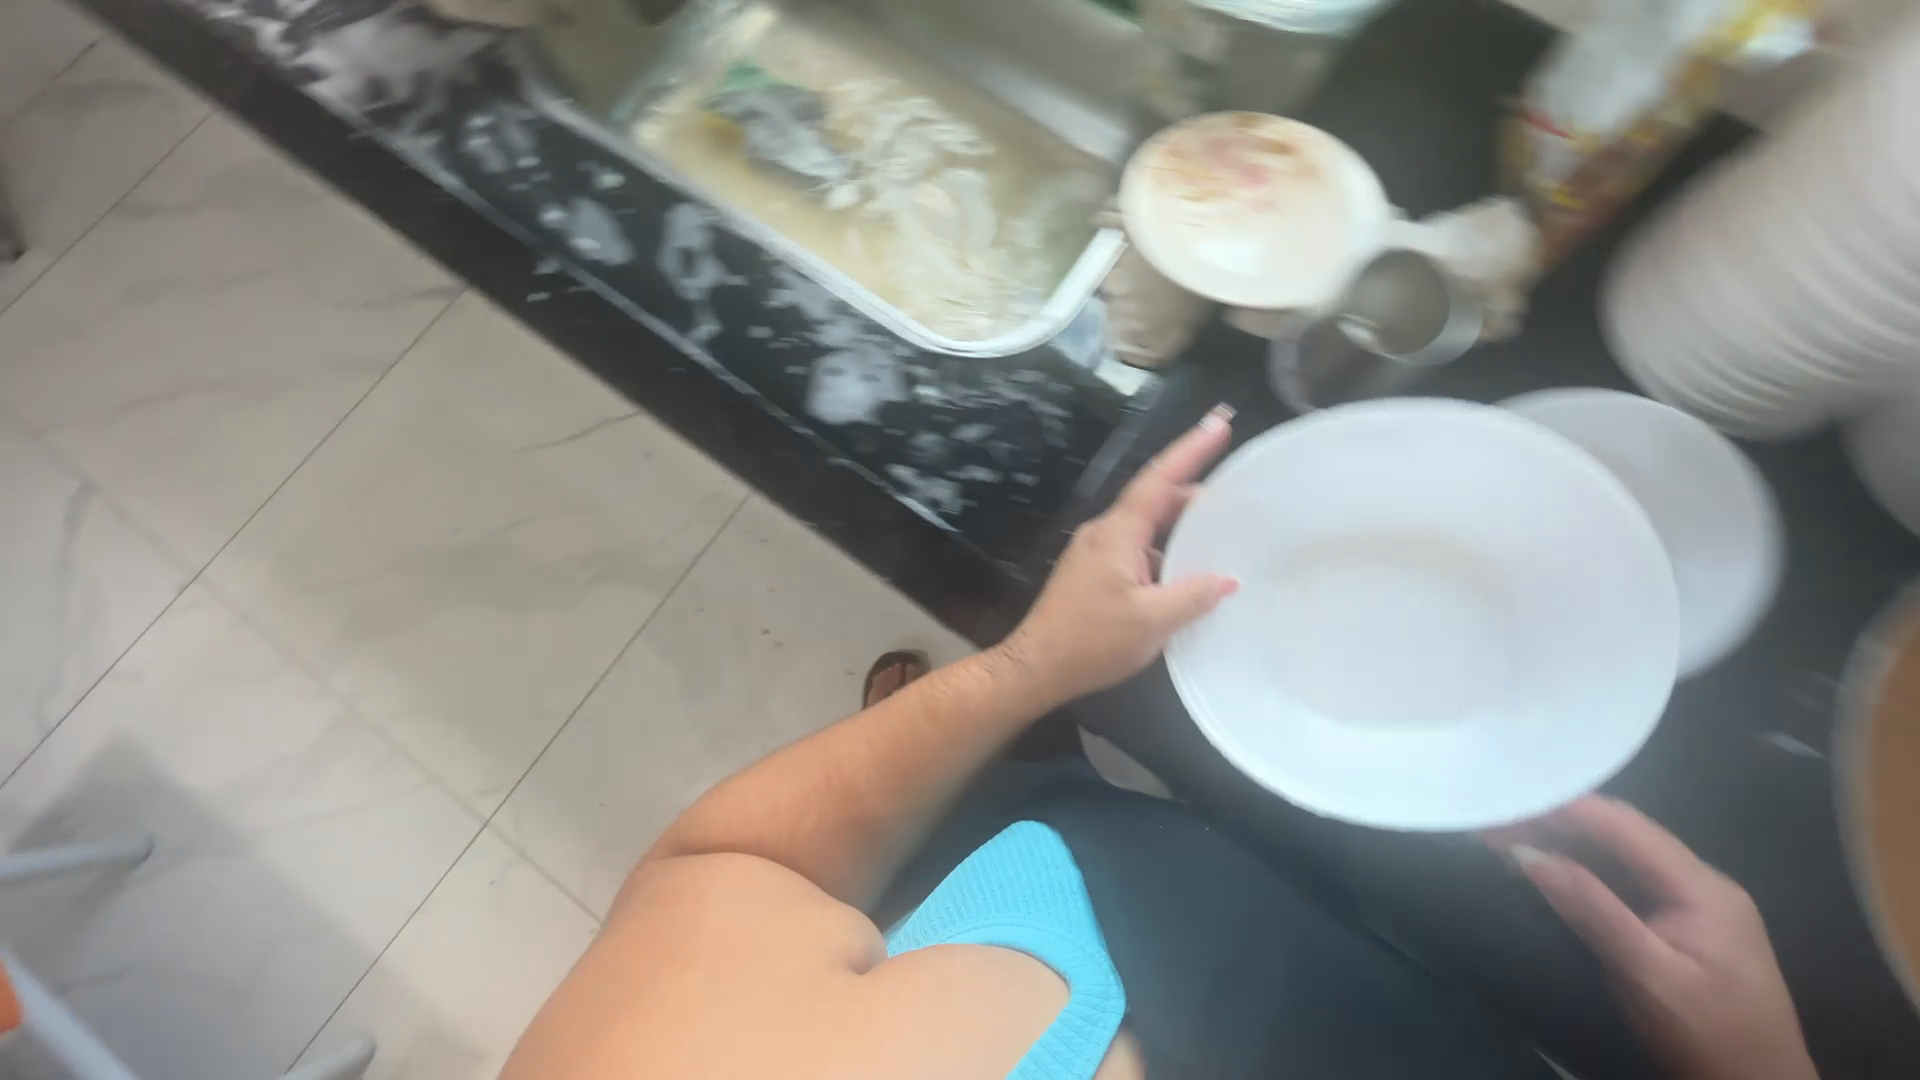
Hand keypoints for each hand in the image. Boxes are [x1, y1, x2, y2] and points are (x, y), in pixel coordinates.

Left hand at [998, 405, 1239, 705]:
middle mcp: (1105, 533)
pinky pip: (1138, 549)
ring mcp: (1096, 552)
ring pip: (1147, 527)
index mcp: (1117, 534)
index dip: (1191, 449)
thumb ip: (1192, 596)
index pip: (1159, 480)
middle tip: (1237, 490)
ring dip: (1181, 526)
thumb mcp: (1151, 623)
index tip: (1219, 422)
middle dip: (1194, 490)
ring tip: (1223, 531)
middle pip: (1155, 500)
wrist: (1037, 666)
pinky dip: (1166, 552)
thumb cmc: (1091, 642)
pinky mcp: (1094, 572)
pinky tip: (1188, 571)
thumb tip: (1228, 579)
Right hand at [1496, 797, 1817, 1079]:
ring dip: (1556, 840)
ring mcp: (1685, 901)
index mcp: (1703, 888)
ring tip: (1500, 835)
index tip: (1509, 797)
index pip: (1624, 825)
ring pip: (1611, 852)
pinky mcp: (1668, 918)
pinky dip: (1570, 865)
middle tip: (1492, 820)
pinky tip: (1535, 863)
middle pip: (1616, 832)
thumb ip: (1592, 909)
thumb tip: (1526, 853)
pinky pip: (1613, 876)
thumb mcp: (1648, 975)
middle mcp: (1696, 882)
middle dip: (1552, 820)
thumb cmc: (1711, 1038)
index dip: (1564, 806)